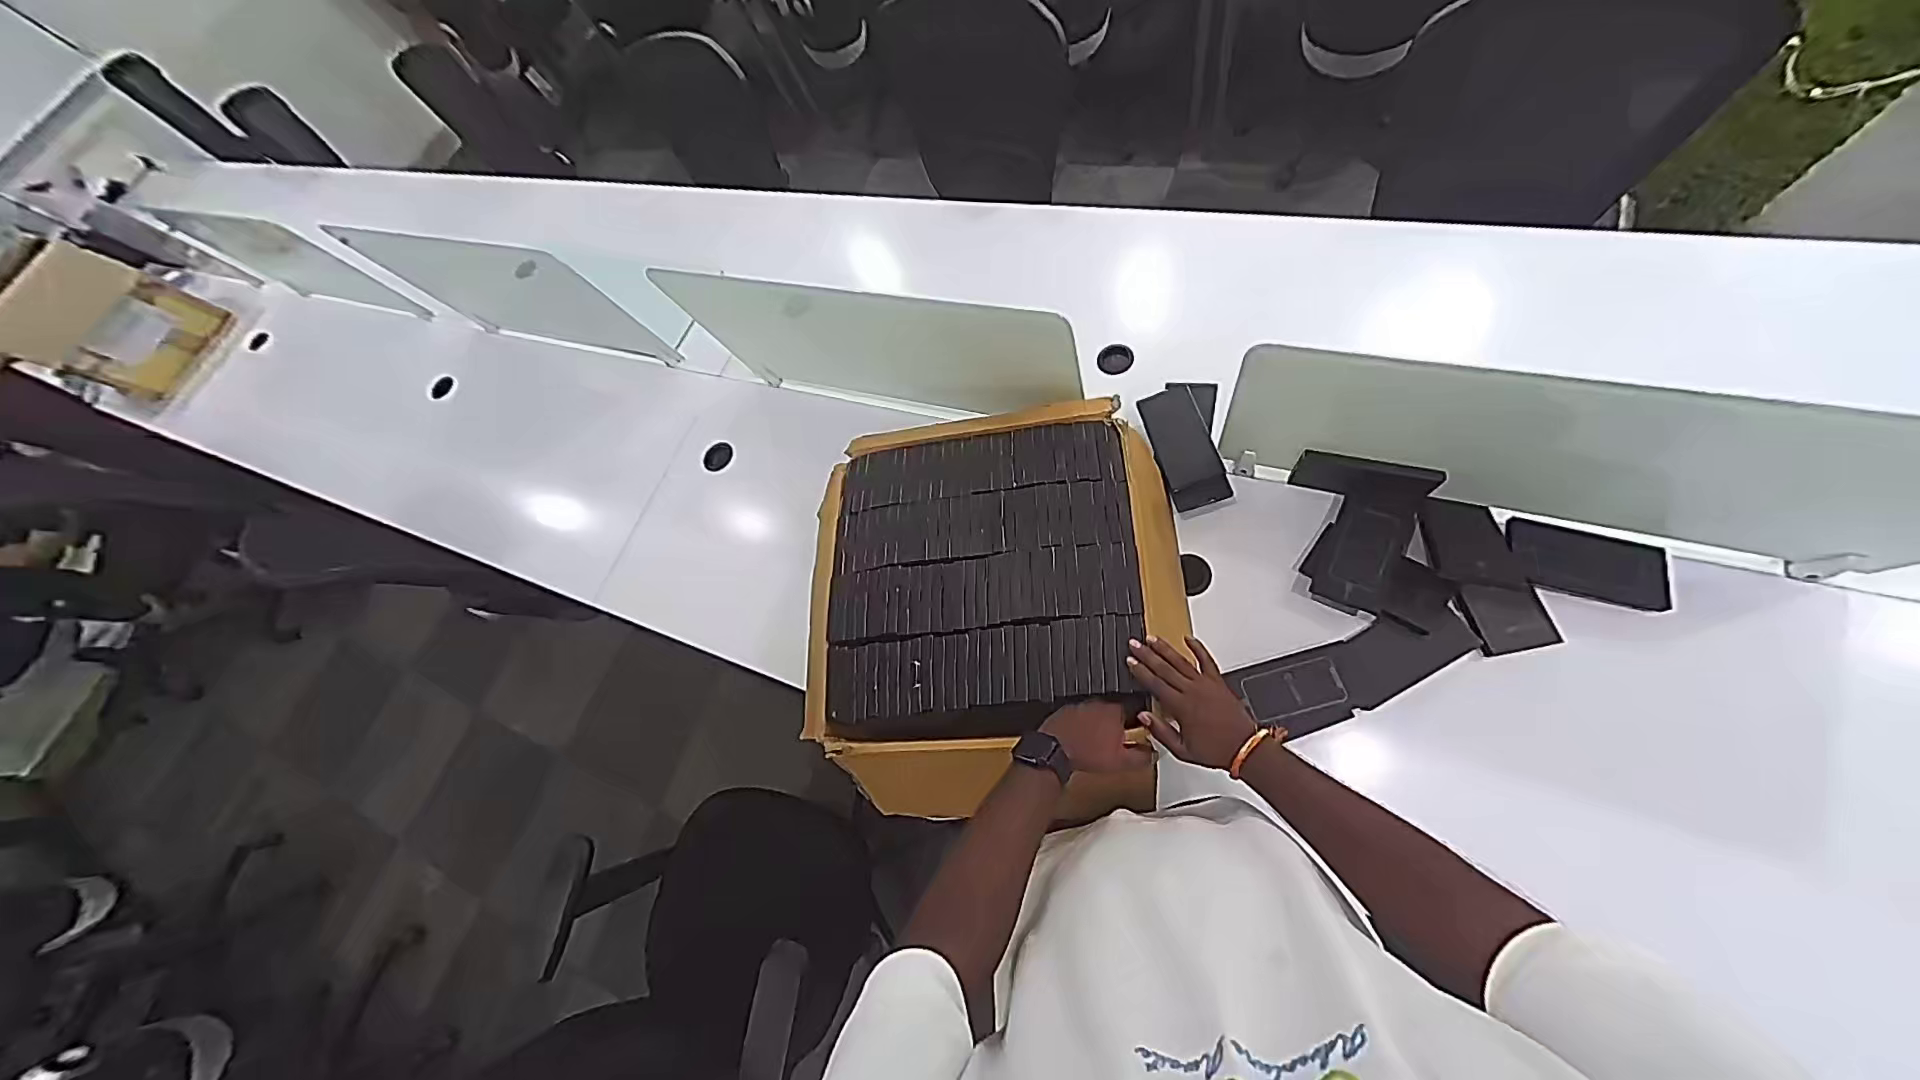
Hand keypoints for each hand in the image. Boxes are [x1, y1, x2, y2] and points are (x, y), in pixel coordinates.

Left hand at [1039, 699, 1152, 773]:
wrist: (1054, 751)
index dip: (1141, 722)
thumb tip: (1153, 754)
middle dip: (1120, 724)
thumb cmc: (1087, 753)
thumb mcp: (1121, 761)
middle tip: (1119, 741)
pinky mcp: (1066, 711)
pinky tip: (1083, 739)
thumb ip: (1142, 756)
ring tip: (1099, 742)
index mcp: (1115, 711)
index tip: (1140, 732)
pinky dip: (1084, 725)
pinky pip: (1081, 716)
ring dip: (1101, 724)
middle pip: (1116, 711)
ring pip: (1098, 713)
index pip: (1136, 710)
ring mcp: (1081, 705)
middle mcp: (1098, 703)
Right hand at [1127, 636, 1260, 770]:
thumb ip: (1161, 732)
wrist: (1245, 748)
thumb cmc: (1216, 750)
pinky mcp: (1218, 682)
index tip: (1130, 661)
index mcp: (1181, 707)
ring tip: (1152, 638)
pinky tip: (1189, 639)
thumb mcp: (1182, 750)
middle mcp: (1192, 691)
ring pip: (1180, 661)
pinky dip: (1198, 648)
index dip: (1140, 671)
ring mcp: (1205, 684)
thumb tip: (1144, 717)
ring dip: (1165, 648)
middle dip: (1146, 654)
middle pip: (1164, 668)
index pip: (1154, 683)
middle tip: (1135, 643)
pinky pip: (1207, 660)